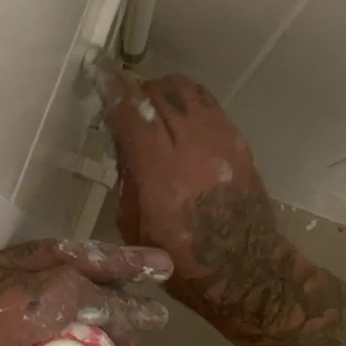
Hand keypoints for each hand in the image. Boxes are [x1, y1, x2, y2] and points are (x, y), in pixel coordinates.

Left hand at [0, 239, 172, 345]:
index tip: (138, 332)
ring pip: (44, 248)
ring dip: (97, 258)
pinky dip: (66, 260)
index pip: (58, 296)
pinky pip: (27, 251)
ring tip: (144, 265)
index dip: (109, 305)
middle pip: (57, 260)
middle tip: (161, 274)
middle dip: (115, 270)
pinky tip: (99, 271)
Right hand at [101, 73, 302, 340]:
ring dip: (162, 91)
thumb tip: (122, 138)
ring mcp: (221, 142)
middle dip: (135, 91)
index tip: (98, 73)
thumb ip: (127, 176)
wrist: (247, 272)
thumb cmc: (182, 260)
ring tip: (151, 109)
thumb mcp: (135, 225)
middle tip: (124, 104)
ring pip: (185, 89)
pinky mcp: (239, 141)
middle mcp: (193, 151)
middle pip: (158, 93)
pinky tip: (178, 119)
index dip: (112, 89)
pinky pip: (207, 102)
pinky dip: (186, 101)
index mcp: (162, 176)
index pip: (132, 114)